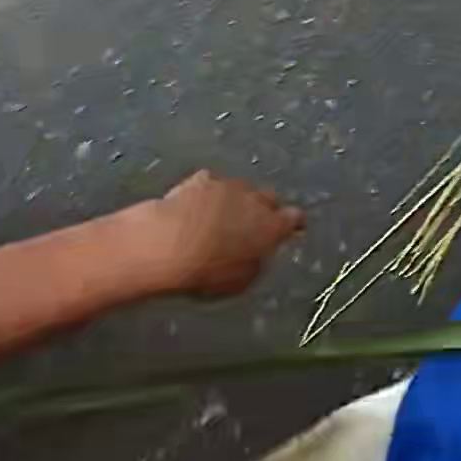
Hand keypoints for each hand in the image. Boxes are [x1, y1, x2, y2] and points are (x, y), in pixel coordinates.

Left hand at [135, 170, 304, 296]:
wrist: (165, 245)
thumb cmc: (207, 272)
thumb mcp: (241, 281)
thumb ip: (255, 262)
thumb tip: (257, 253)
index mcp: (271, 226)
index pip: (295, 218)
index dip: (294, 224)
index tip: (292, 229)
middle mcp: (255, 200)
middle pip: (270, 198)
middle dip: (265, 209)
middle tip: (252, 226)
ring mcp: (228, 186)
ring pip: (241, 188)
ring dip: (236, 200)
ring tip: (220, 217)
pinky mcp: (200, 180)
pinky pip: (212, 183)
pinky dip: (208, 192)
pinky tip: (196, 205)